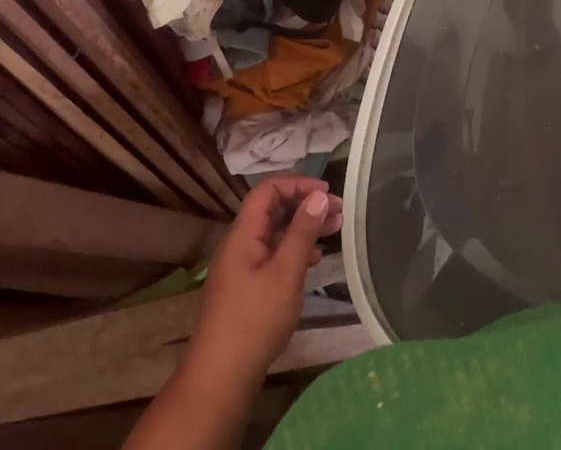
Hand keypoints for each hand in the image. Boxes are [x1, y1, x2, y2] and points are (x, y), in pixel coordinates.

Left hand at [190, 175, 342, 378]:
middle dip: (306, 204)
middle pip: (273, 210)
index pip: (267, 190)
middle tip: (339, 211)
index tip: (327, 193)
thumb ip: (302, 232)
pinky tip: (316, 258)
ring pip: (276, 232)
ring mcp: (243, 266)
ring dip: (304, 226)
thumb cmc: (255, 320)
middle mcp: (240, 244)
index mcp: (243, 235)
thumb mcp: (285, 272)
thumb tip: (318, 196)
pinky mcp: (248, 286)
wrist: (221, 375)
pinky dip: (296, 249)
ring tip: (335, 230)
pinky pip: (274, 254)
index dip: (297, 184)